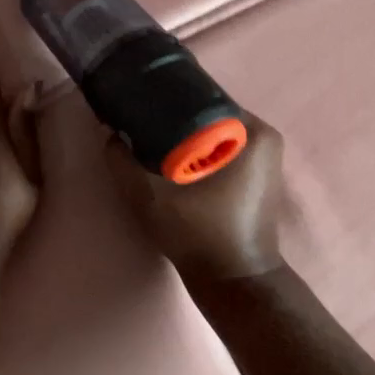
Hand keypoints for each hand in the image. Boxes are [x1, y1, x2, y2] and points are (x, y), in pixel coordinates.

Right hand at [103, 113, 286, 281]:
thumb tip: (111, 133)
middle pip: (205, 112)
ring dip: (181, 134)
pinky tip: (168, 159)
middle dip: (170, 115)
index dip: (164, 96)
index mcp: (250, 132)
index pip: (200, 95)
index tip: (135, 100)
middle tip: (135, 121)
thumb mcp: (149, 196)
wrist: (232, 279)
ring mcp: (264, 157)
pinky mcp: (256, 174)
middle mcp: (264, 137)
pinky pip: (220, 148)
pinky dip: (195, 150)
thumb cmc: (198, 233)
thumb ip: (123, 160)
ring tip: (146, 138)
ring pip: (211, 131)